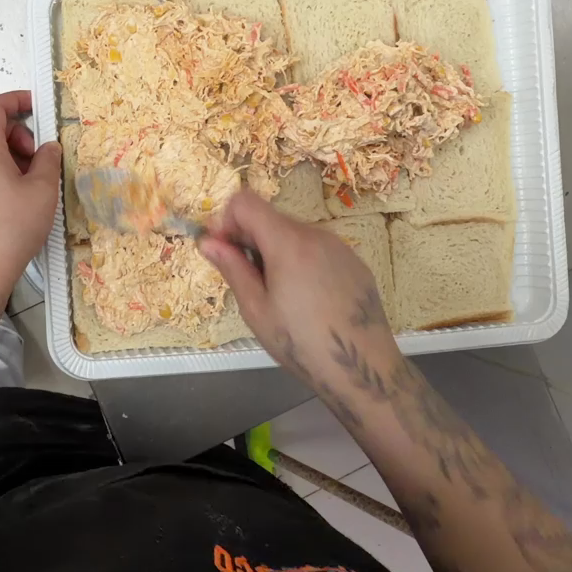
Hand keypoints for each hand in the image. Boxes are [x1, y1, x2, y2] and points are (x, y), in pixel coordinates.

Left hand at [0, 91, 60, 298]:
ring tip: (30, 174)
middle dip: (12, 128)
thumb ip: (48, 161)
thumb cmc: (12, 227)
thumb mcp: (43, 190)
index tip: (36, 106)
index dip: (15, 100)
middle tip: (35, 150)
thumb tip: (49, 148)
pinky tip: (16, 191)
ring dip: (6, 149)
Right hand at [198, 189, 396, 382]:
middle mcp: (316, 234)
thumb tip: (207, 242)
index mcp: (288, 243)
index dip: (226, 221)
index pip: (246, 202)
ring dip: (275, 251)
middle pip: (270, 218)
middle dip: (249, 239)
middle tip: (247, 281)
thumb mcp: (256, 310)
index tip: (223, 251)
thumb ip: (232, 268)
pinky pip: (316, 248)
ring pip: (293, 234)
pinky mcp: (354, 262)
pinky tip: (306, 299)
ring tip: (278, 295)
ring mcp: (339, 246)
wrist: (364, 369)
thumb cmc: (301, 343)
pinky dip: (300, 261)